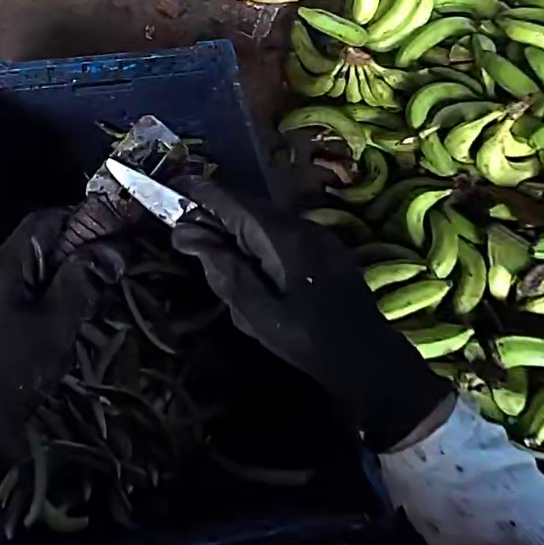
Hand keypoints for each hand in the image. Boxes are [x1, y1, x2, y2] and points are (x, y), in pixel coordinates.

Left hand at [0, 208, 112, 510]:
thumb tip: (111, 248)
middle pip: (27, 249)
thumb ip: (83, 280)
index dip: (78, 221)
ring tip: (70, 310)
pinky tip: (36, 331)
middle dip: (64, 258)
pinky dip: (22, 303)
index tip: (106, 237)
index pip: (43, 221)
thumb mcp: (56, 326)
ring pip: (13, 276)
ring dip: (44, 283)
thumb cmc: (8, 378)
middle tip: (95, 279)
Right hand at [169, 177, 450, 450]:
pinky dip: (255, 236)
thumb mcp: (257, 313)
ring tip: (209, 244)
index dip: (202, 191)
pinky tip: (245, 259)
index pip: (233, 201)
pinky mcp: (322, 245)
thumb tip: (186, 234)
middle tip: (182, 227)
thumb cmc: (309, 341)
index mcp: (282, 237)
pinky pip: (279, 230)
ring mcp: (315, 232)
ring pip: (263, 217)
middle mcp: (300, 224)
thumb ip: (222, 270)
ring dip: (234, 226)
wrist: (370, 359)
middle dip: (213, 211)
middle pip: (247, 206)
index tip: (173, 185)